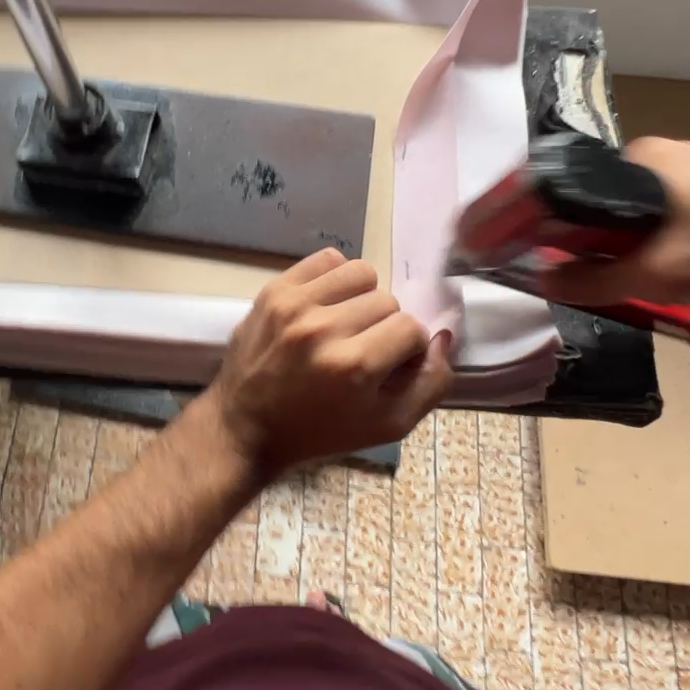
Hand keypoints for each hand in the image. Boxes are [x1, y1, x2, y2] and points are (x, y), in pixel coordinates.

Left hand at [203, 248, 452, 476]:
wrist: (246, 426)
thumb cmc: (321, 431)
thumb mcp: (388, 426)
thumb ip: (431, 383)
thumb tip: (443, 336)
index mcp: (354, 366)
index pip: (411, 329)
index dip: (407, 349)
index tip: (387, 367)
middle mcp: (324, 329)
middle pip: (388, 301)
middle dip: (384, 326)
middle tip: (363, 349)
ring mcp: (295, 305)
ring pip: (361, 273)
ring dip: (363, 297)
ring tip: (346, 322)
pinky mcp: (274, 290)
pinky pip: (327, 259)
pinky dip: (335, 278)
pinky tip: (327, 304)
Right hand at [540, 137, 689, 341]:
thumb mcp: (660, 274)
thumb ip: (592, 280)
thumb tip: (543, 279)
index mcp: (642, 160)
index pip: (571, 196)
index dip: (553, 234)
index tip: (544, 266)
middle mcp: (671, 161)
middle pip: (616, 222)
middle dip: (623, 266)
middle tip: (641, 299)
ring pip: (658, 235)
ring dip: (666, 275)